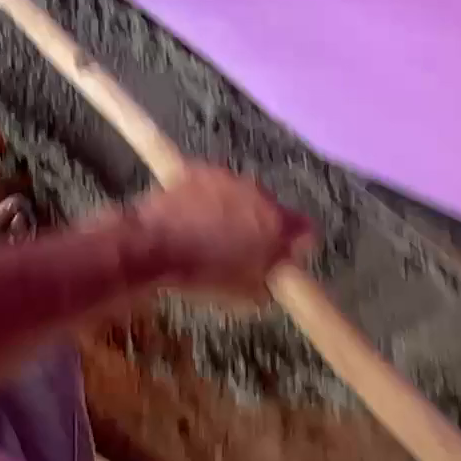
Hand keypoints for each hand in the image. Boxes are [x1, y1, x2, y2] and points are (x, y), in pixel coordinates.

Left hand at [129, 165, 315, 296]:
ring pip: (238, 193)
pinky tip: (190, 213)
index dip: (292, 243)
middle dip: (258, 223)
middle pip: (269, 207)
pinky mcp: (199, 168)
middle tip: (238, 243)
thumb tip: (274, 273)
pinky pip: (210, 183)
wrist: (156, 243)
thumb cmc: (204, 274)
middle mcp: (259, 193)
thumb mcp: (249, 293)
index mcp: (279, 223)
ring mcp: (227, 177)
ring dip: (231, 207)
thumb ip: (271, 278)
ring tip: (208, 228)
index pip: (305, 229)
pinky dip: (205, 195)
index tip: (279, 254)